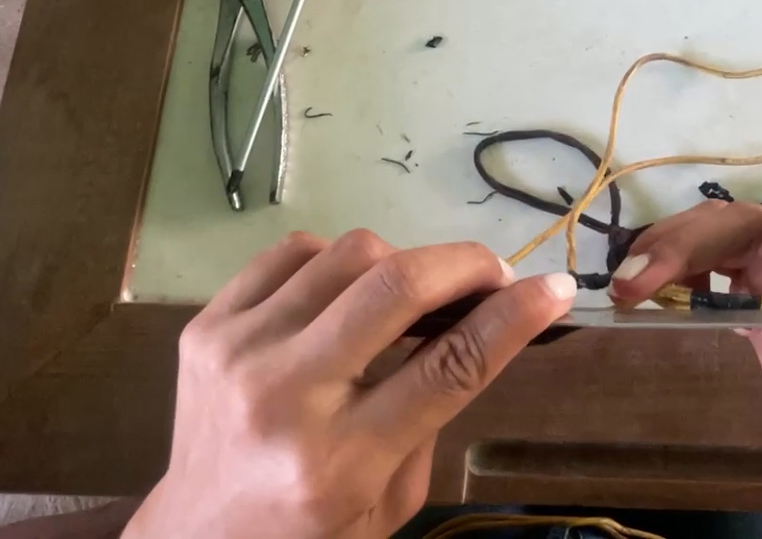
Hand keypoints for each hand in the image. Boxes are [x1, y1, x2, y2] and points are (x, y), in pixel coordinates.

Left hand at [126, 230, 577, 538]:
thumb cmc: (309, 535)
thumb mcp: (393, 499)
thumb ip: (436, 405)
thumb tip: (483, 314)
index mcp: (339, 463)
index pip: (449, 367)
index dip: (513, 317)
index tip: (554, 287)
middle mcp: (283, 399)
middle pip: (397, 287)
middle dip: (465, 265)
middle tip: (493, 273)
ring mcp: (237, 352)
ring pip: (351, 252)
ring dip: (402, 263)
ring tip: (409, 296)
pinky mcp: (207, 325)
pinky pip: (296, 250)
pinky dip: (339, 261)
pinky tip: (345, 294)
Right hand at [609, 197, 761, 538]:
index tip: (748, 302)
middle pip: (753, 223)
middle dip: (692, 243)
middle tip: (634, 279)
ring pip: (724, 232)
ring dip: (672, 247)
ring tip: (626, 281)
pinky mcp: (757, 293)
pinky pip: (713, 261)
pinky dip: (677, 267)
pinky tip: (655, 291)